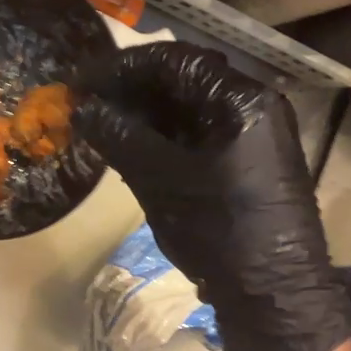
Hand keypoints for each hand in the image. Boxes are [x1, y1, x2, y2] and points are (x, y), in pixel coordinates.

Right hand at [72, 42, 350, 350]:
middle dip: (129, 89)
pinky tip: (125, 147)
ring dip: (141, 113)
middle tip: (83, 104)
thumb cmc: (219, 228)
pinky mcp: (240, 162)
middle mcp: (250, 106)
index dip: (122, 67)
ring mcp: (247, 135)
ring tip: (96, 125)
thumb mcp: (161, 180)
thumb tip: (82, 109)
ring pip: (185, 109)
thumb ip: (120, 138)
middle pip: (181, 81)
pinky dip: (158, 136)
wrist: (270, 290)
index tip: (80, 82)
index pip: (175, 60)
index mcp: (240, 99)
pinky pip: (193, 134)